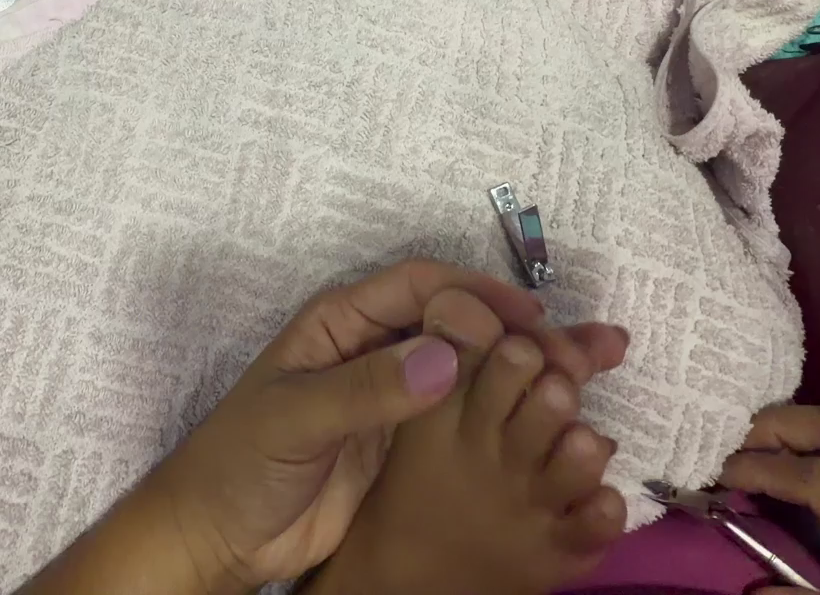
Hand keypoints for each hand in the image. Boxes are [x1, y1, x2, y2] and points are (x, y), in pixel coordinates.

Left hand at [145, 260, 629, 589]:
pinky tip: (560, 419)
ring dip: (527, 363)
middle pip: (455, 320)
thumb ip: (365, 389)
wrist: (225, 532)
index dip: (473, 294)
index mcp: (343, 321)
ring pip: (472, 363)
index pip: (418, 287)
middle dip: (515, 328)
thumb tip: (448, 360)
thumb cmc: (243, 460)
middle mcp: (377, 345)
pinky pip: (467, 413)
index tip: (528, 321)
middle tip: (577, 351)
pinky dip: (513, 408)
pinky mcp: (410, 440)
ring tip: (594, 367)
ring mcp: (396, 392)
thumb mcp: (295, 417)